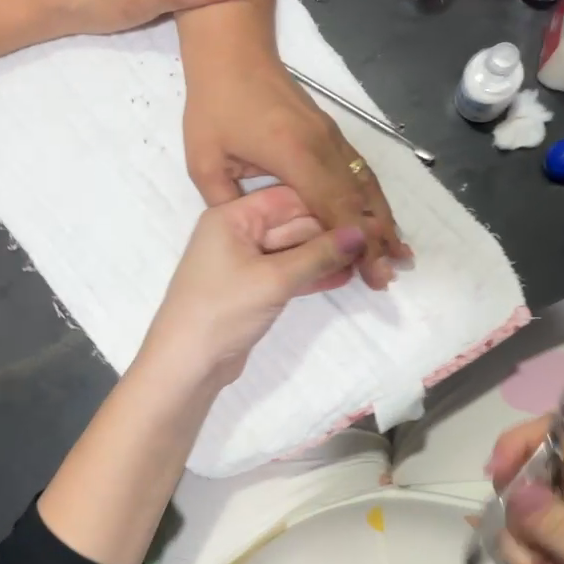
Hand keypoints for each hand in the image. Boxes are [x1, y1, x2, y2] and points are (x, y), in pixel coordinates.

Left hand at [138, 185, 365, 386]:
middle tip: (377, 244)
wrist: (186, 365)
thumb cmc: (222, 311)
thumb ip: (319, 254)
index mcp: (232, 215)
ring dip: (327, 257)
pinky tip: (344, 277)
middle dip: (333, 234)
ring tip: (368, 264)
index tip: (369, 217)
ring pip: (295, 249)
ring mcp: (244, 261)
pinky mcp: (252, 288)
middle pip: (295, 222)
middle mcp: (237, 231)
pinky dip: (313, 275)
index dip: (328, 206)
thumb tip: (362, 233)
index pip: (290, 198)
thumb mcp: (273, 279)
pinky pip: (289, 272)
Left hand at [182, 63, 409, 289]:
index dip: (353, 240)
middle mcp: (322, 146)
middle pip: (359, 200)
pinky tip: (381, 222)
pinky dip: (374, 201)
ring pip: (367, 185)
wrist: (233, 51)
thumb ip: (229, 205)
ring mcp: (332, 138)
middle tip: (388, 278)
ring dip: (384, 221)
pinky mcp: (332, 134)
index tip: (370, 271)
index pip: (333, 205)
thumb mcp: (205, 162)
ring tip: (398, 256)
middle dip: (376, 241)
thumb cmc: (215, 106)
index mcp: (293, 154)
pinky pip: (360, 173)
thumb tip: (251, 239)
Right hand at [487, 419, 563, 563]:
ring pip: (520, 501)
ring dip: (516, 530)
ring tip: (534, 563)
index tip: (498, 474)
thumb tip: (514, 490)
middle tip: (519, 529)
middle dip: (516, 495)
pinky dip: (516, 549)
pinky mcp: (555, 548)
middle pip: (534, 465)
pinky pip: (519, 532)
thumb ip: (562, 528)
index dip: (526, 443)